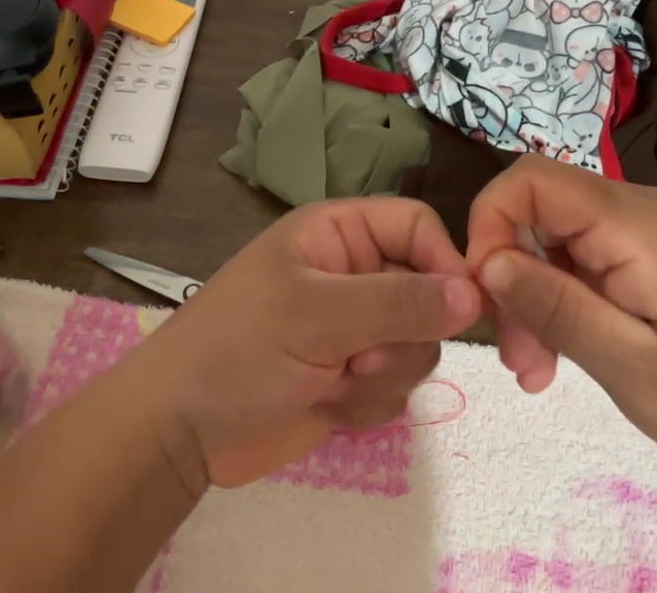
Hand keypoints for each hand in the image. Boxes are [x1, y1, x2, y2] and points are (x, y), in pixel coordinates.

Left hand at [121, 197, 482, 491]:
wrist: (181, 431)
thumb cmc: (238, 350)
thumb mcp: (316, 316)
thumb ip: (399, 302)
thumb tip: (475, 293)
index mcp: (337, 233)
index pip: (416, 225)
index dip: (444, 261)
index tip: (463, 308)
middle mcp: (351, 274)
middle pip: (427, 292)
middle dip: (403, 336)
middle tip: (360, 358)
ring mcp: (352, 329)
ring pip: (417, 345)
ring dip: (382, 375)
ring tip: (330, 383)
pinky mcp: (350, 376)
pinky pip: (397, 386)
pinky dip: (368, 402)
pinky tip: (326, 406)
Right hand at [466, 155, 656, 498]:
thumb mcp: (634, 367)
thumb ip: (557, 307)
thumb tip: (485, 262)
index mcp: (637, 225)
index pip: (531, 178)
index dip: (489, 221)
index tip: (481, 292)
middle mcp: (640, 211)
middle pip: (539, 213)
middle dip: (510, 277)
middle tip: (519, 360)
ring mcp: (650, 234)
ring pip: (557, 242)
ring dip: (534, 298)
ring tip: (539, 371)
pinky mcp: (655, 258)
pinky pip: (586, 261)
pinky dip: (564, 302)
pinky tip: (566, 354)